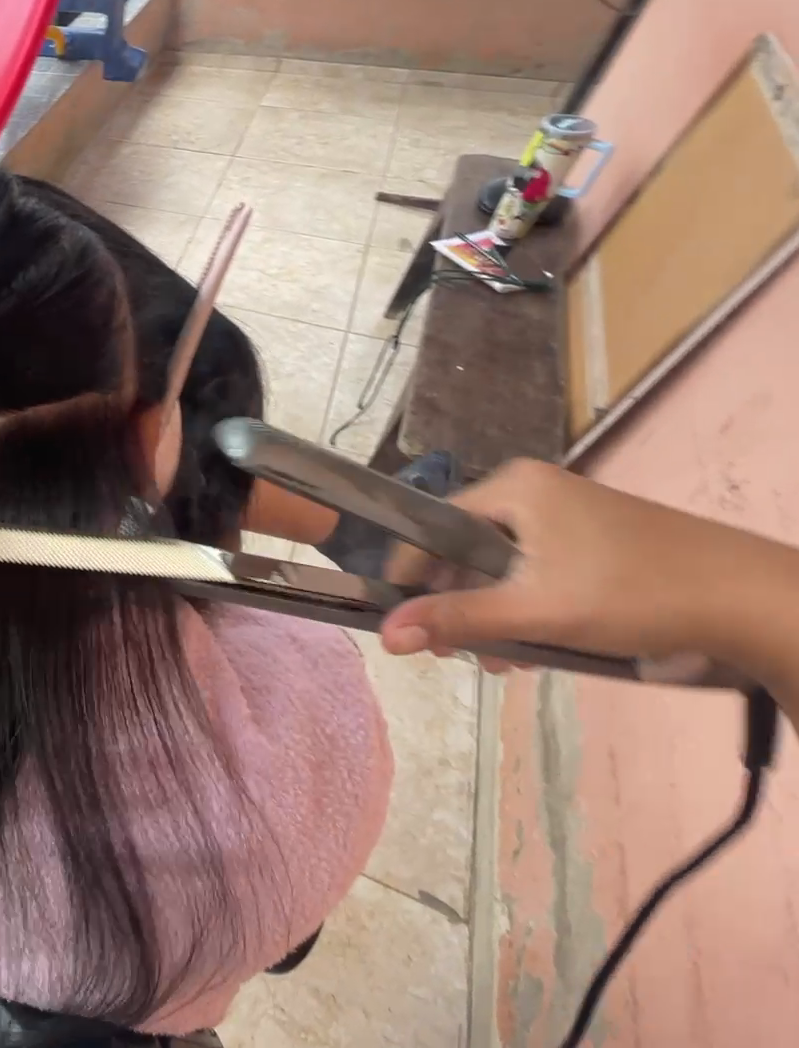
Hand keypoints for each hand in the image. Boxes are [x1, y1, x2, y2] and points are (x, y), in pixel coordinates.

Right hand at [381, 460, 797, 673]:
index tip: (409, 623)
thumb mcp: (536, 611)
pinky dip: (524, 607)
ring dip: (491, 615)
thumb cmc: (639, 594)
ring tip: (505, 658)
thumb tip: (383, 637)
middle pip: (461, 552)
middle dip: (459, 607)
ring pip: (496, 567)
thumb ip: (454, 620)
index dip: (412, 578)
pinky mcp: (590, 538)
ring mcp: (564, 512)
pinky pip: (530, 570)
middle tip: (464, 653)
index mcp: (512, 486)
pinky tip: (535, 642)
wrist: (765, 605)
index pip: (428, 529)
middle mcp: (531, 490)